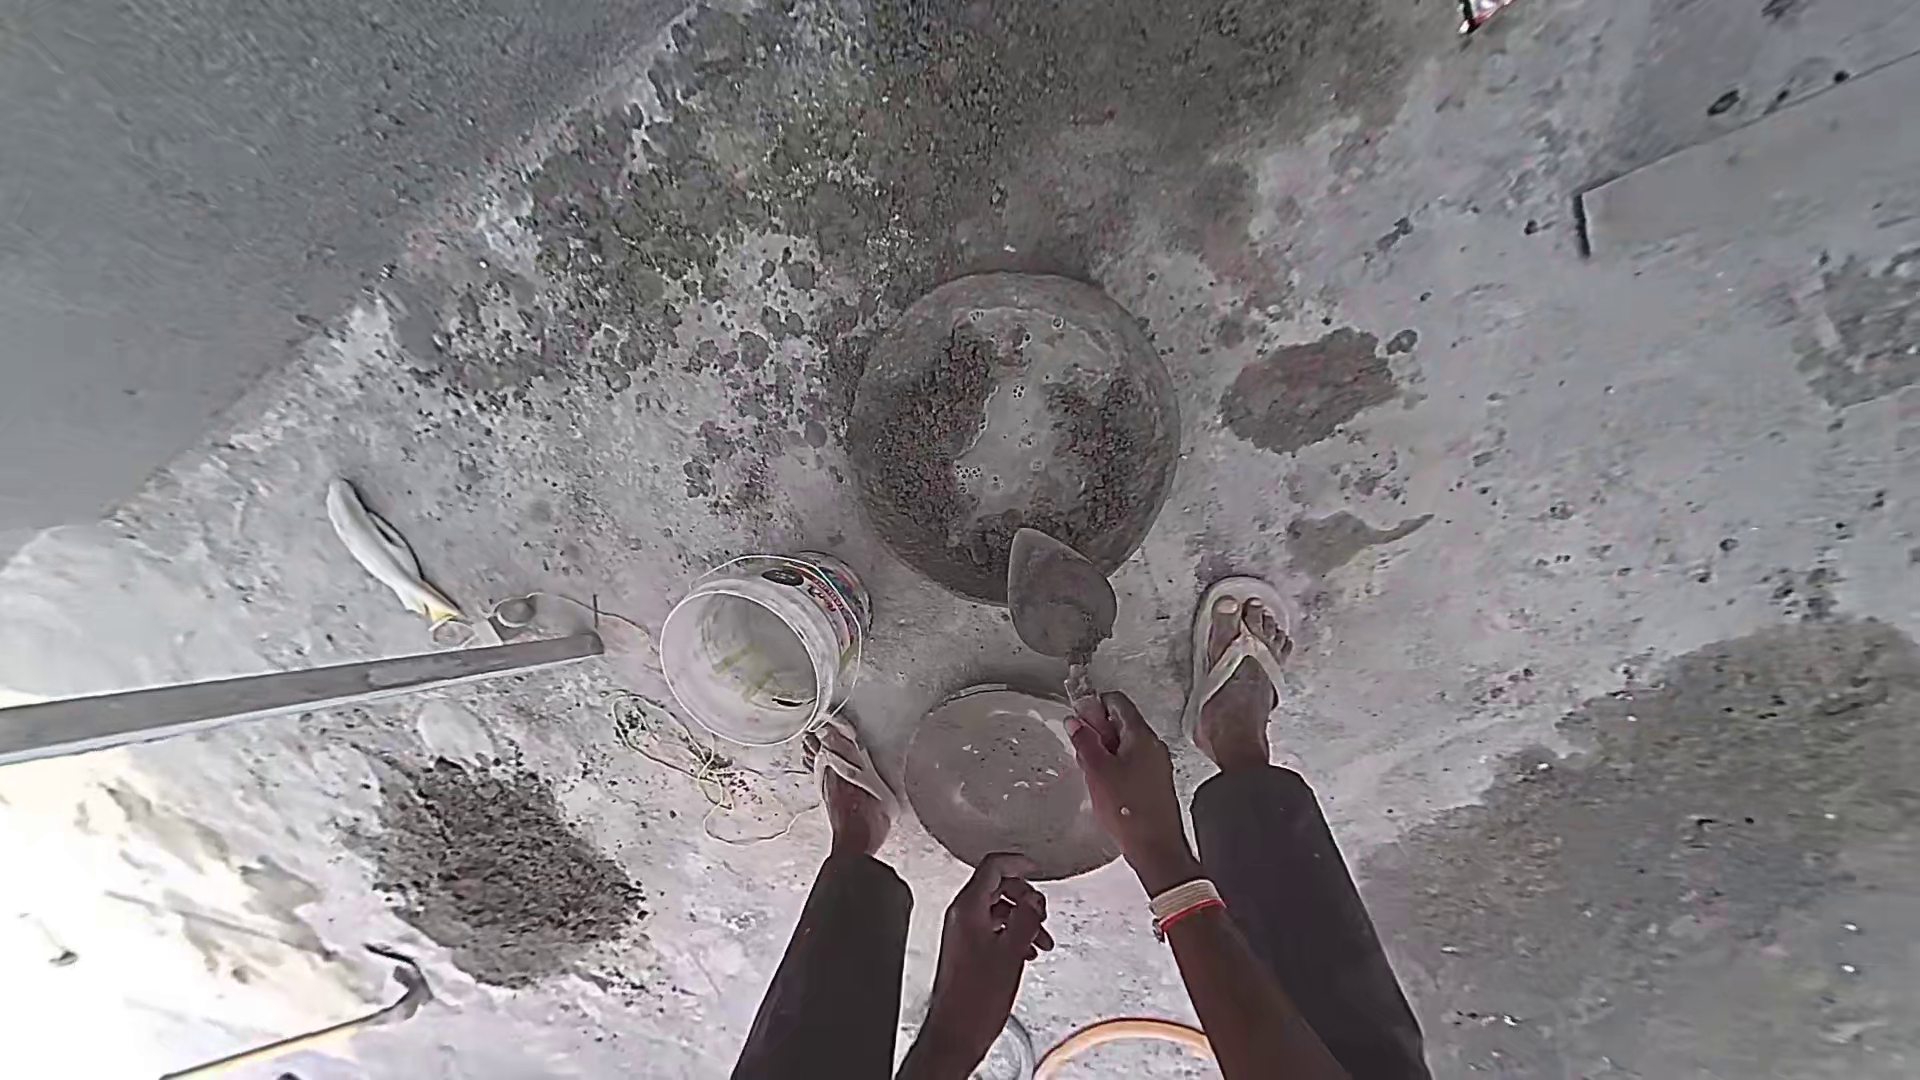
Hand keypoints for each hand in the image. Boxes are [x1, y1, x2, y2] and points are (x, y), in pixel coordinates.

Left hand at [905, 853, 1054, 1077]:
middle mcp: (962, 913)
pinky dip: (1011, 930)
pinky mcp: (967, 946)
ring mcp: (963, 929)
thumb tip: (1036, 899)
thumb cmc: (976, 999)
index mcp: (968, 907)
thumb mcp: (1011, 953)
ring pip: (997, 907)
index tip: (1033, 866)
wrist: (956, 1033)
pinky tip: (1026, 949)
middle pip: (996, 885)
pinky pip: (992, 925)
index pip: (992, 866)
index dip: (1016, 862)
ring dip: (1021, 917)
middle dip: (1023, 896)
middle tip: (1041, 911)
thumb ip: (1026, 919)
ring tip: (1040, 937)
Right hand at [1067, 691, 1201, 894]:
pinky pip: (1132, 762)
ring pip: (1124, 743)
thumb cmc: (1129, 811)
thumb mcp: (1096, 770)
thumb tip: (1075, 722)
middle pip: (1121, 722)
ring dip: (1104, 750)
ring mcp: (1156, 764)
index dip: (1095, 706)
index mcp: (1141, 736)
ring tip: (1092, 771)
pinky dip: (1115, 765)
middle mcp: (1153, 746)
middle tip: (1083, 748)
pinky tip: (1104, 785)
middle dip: (1097, 731)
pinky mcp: (1154, 782)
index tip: (1079, 719)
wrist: (1155, 849)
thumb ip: (1084, 740)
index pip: (1117, 702)